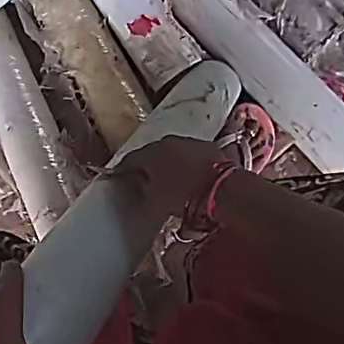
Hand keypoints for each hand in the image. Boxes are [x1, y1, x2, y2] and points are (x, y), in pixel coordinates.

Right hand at [105, 136, 233, 221]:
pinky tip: (190, 177)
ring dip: (169, 164)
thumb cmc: (182, 198)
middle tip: (144, 180)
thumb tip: (139, 185)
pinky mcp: (210, 148)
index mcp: (150, 153)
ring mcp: (191, 142)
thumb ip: (142, 191)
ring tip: (169, 180)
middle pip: (152, 154)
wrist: (224, 191)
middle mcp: (169, 142)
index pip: (130, 160)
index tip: (119, 179)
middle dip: (148, 166)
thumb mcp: (154, 202)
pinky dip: (187, 165)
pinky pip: (192, 156)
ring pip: (173, 153)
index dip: (123, 171)